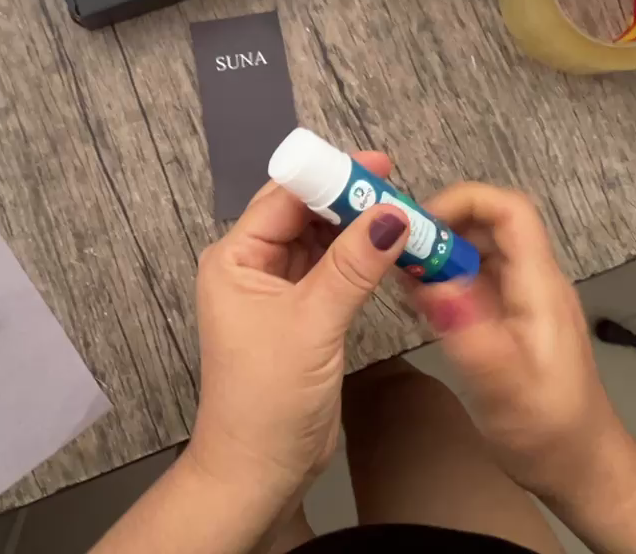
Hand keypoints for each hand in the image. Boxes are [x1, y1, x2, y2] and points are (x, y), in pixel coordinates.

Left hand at [184, 151, 409, 509]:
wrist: (261, 471)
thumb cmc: (269, 396)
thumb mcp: (313, 322)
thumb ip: (353, 266)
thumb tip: (393, 214)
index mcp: (235, 256)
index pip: (283, 198)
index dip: (329, 177)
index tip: (376, 164)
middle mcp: (251, 265)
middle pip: (301, 214)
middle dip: (346, 199)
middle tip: (395, 184)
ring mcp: (275, 289)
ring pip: (318, 240)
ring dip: (355, 227)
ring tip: (400, 210)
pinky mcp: (299, 312)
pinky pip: (329, 269)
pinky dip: (356, 258)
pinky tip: (386, 246)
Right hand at [411, 183, 635, 501]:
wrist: (583, 470)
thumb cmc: (549, 431)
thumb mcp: (505, 390)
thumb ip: (470, 335)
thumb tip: (429, 284)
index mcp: (538, 285)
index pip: (509, 209)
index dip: (463, 201)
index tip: (419, 226)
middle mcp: (531, 278)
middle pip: (487, 220)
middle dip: (439, 225)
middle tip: (398, 253)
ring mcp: (519, 294)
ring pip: (476, 244)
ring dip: (436, 251)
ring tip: (400, 278)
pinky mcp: (506, 311)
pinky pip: (471, 273)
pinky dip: (440, 276)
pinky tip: (417, 302)